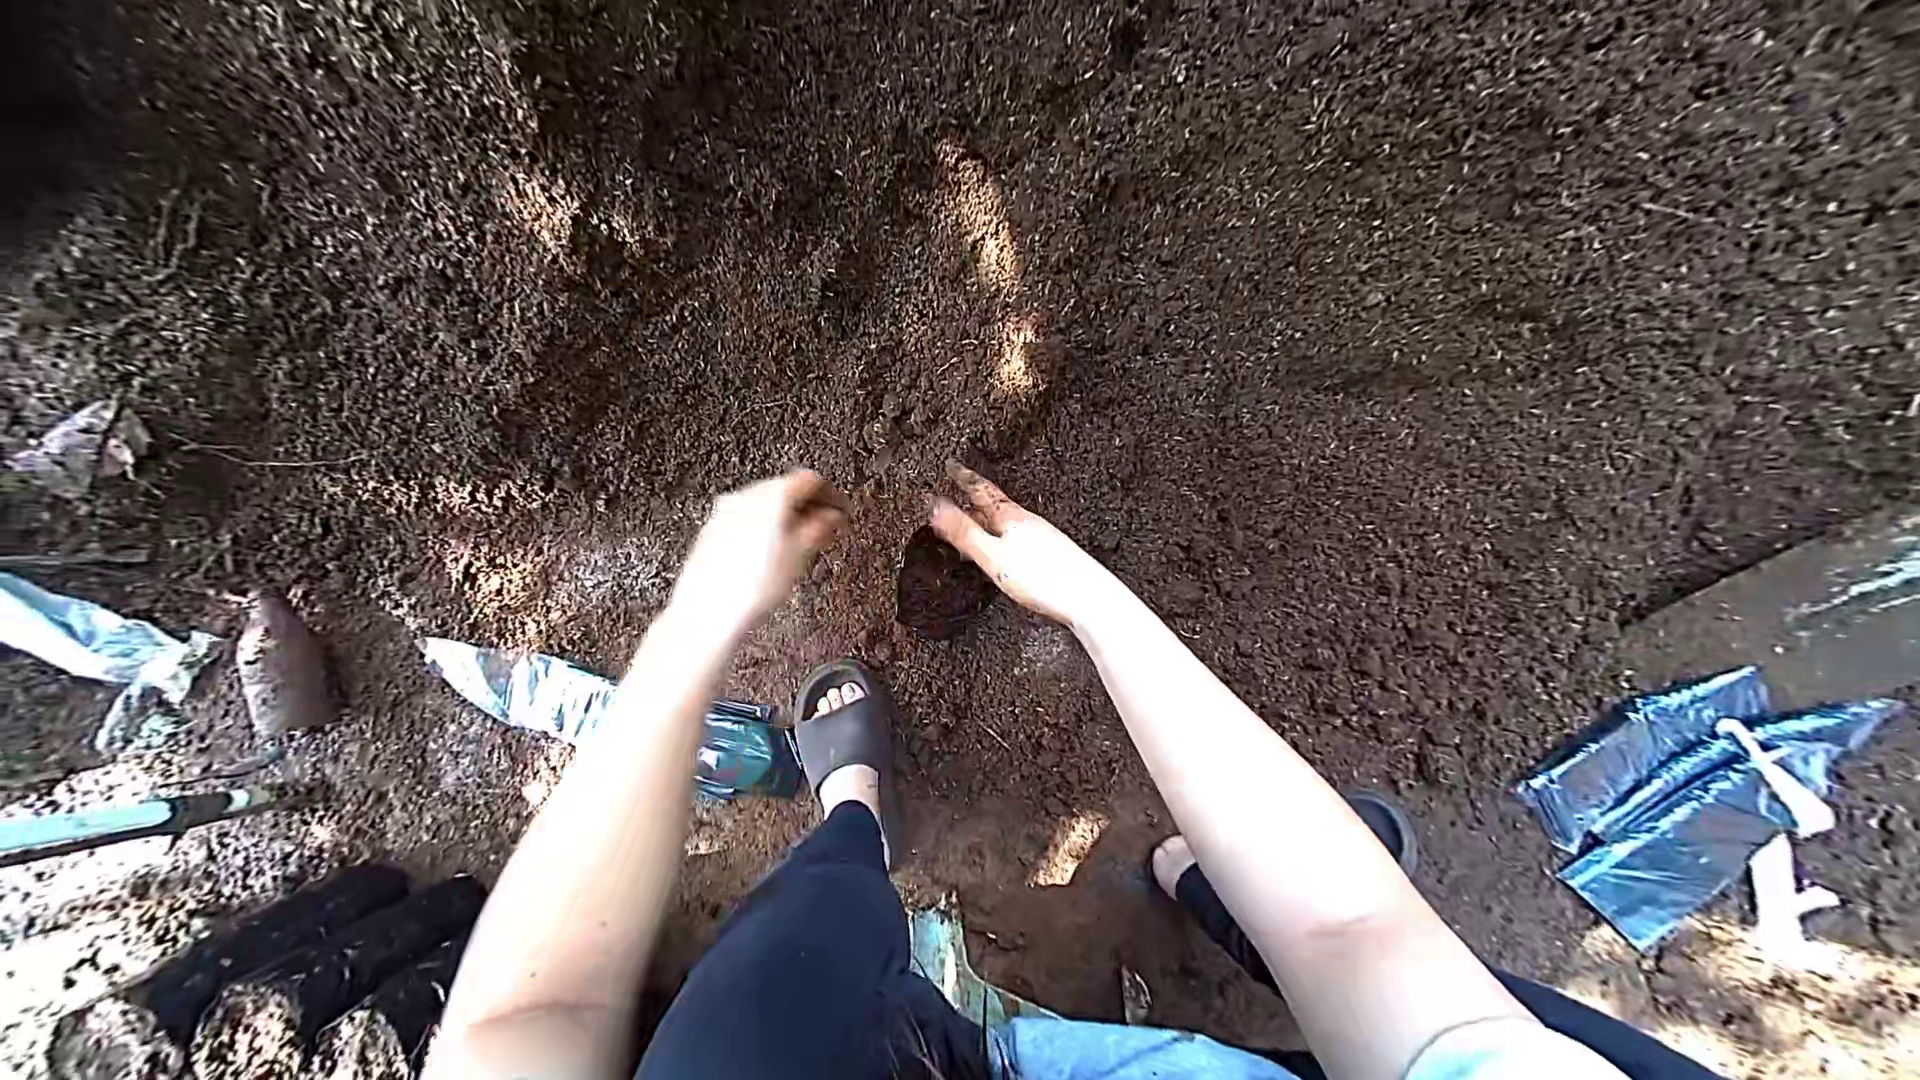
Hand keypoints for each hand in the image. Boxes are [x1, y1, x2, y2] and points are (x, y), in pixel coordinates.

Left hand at [669, 470, 847, 633]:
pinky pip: (747, 519)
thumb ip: (820, 528)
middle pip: (786, 489)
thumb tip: (831, 517)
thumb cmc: (751, 586)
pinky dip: (766, 527)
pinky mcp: (714, 530)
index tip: (840, 510)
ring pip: (766, 504)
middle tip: (827, 526)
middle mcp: (745, 497)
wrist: (710, 611)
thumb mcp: (800, 555)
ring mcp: (726, 513)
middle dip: (809, 507)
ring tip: (803, 542)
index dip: (831, 495)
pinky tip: (774, 551)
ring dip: (788, 517)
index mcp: (771, 496)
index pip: (810, 481)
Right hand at [929, 461, 1121, 627]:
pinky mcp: (1052, 553)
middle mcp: (1029, 522)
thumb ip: (964, 532)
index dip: (964, 477)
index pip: (982, 490)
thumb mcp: (993, 556)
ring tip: (977, 518)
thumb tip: (936, 507)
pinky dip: (1005, 534)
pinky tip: (1008, 548)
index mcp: (1012, 518)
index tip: (952, 466)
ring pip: (1009, 520)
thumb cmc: (1044, 578)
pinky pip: (1020, 535)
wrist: (1089, 597)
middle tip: (960, 486)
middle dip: (975, 496)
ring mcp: (1043, 536)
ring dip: (990, 516)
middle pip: (996, 504)